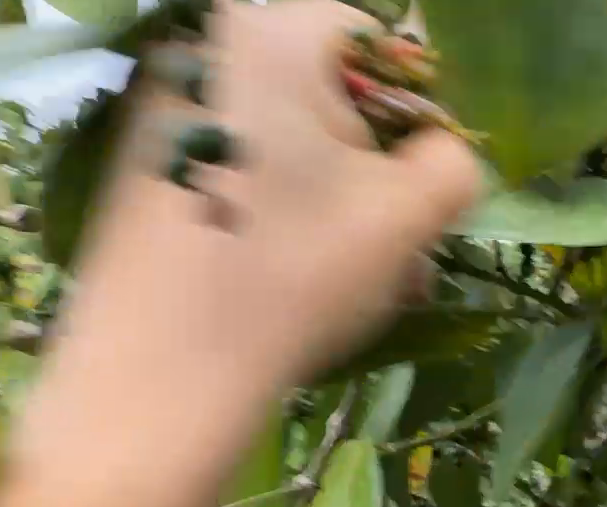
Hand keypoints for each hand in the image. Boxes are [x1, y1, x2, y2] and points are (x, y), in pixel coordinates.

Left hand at [36, 0, 480, 453]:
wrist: (165, 371)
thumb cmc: (294, 277)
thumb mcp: (406, 217)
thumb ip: (452, 165)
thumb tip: (445, 157)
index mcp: (267, 35)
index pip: (380, 47)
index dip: (422, 123)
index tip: (429, 197)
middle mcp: (207, 52)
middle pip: (337, 104)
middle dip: (386, 179)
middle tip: (409, 257)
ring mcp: (171, 113)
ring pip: (298, 150)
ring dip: (351, 210)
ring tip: (373, 284)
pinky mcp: (154, 169)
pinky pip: (254, 177)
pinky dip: (295, 219)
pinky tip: (310, 279)